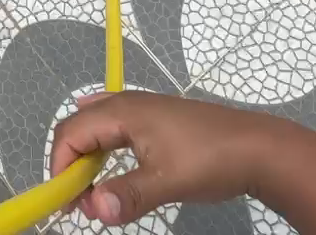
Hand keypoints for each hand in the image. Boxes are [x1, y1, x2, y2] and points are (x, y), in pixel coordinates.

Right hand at [49, 91, 283, 224]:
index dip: (59, 167)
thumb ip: (128, 195)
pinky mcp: (153, 120)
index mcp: (121, 112)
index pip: (71, 133)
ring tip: (90, 193)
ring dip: (84, 158)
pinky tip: (99, 156)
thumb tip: (93, 210)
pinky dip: (98, 145)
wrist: (256, 147)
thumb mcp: (168, 181)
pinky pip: (111, 126)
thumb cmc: (209, 160)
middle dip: (69, 164)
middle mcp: (124, 104)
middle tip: (78, 205)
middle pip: (77, 126)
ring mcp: (140, 109)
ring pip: (94, 125)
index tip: (64, 204)